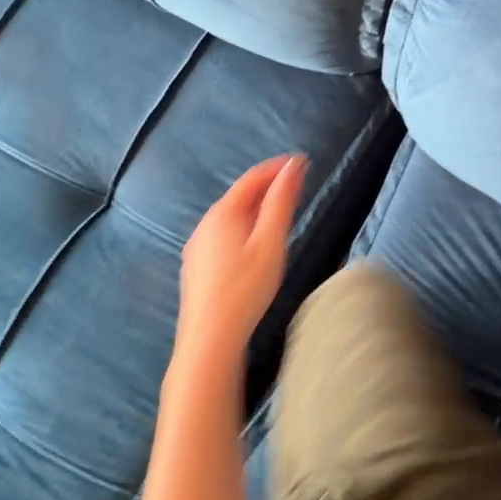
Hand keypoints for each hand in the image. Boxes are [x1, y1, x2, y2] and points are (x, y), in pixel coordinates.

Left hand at [175, 154, 305, 356]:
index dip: (277, 167)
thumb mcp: (271, 242)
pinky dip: (244, 224)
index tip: (303, 161)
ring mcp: (198, 246)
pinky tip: (256, 241)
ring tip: (282, 210)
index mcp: (223, 214)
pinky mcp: (197, 265)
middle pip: (239, 195)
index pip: (252, 178)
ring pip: (231, 215)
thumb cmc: (246, 288)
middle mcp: (205, 224)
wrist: (210, 338)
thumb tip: (293, 167)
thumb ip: (282, 202)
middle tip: (297, 185)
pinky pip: (224, 232)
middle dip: (268, 185)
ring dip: (256, 206)